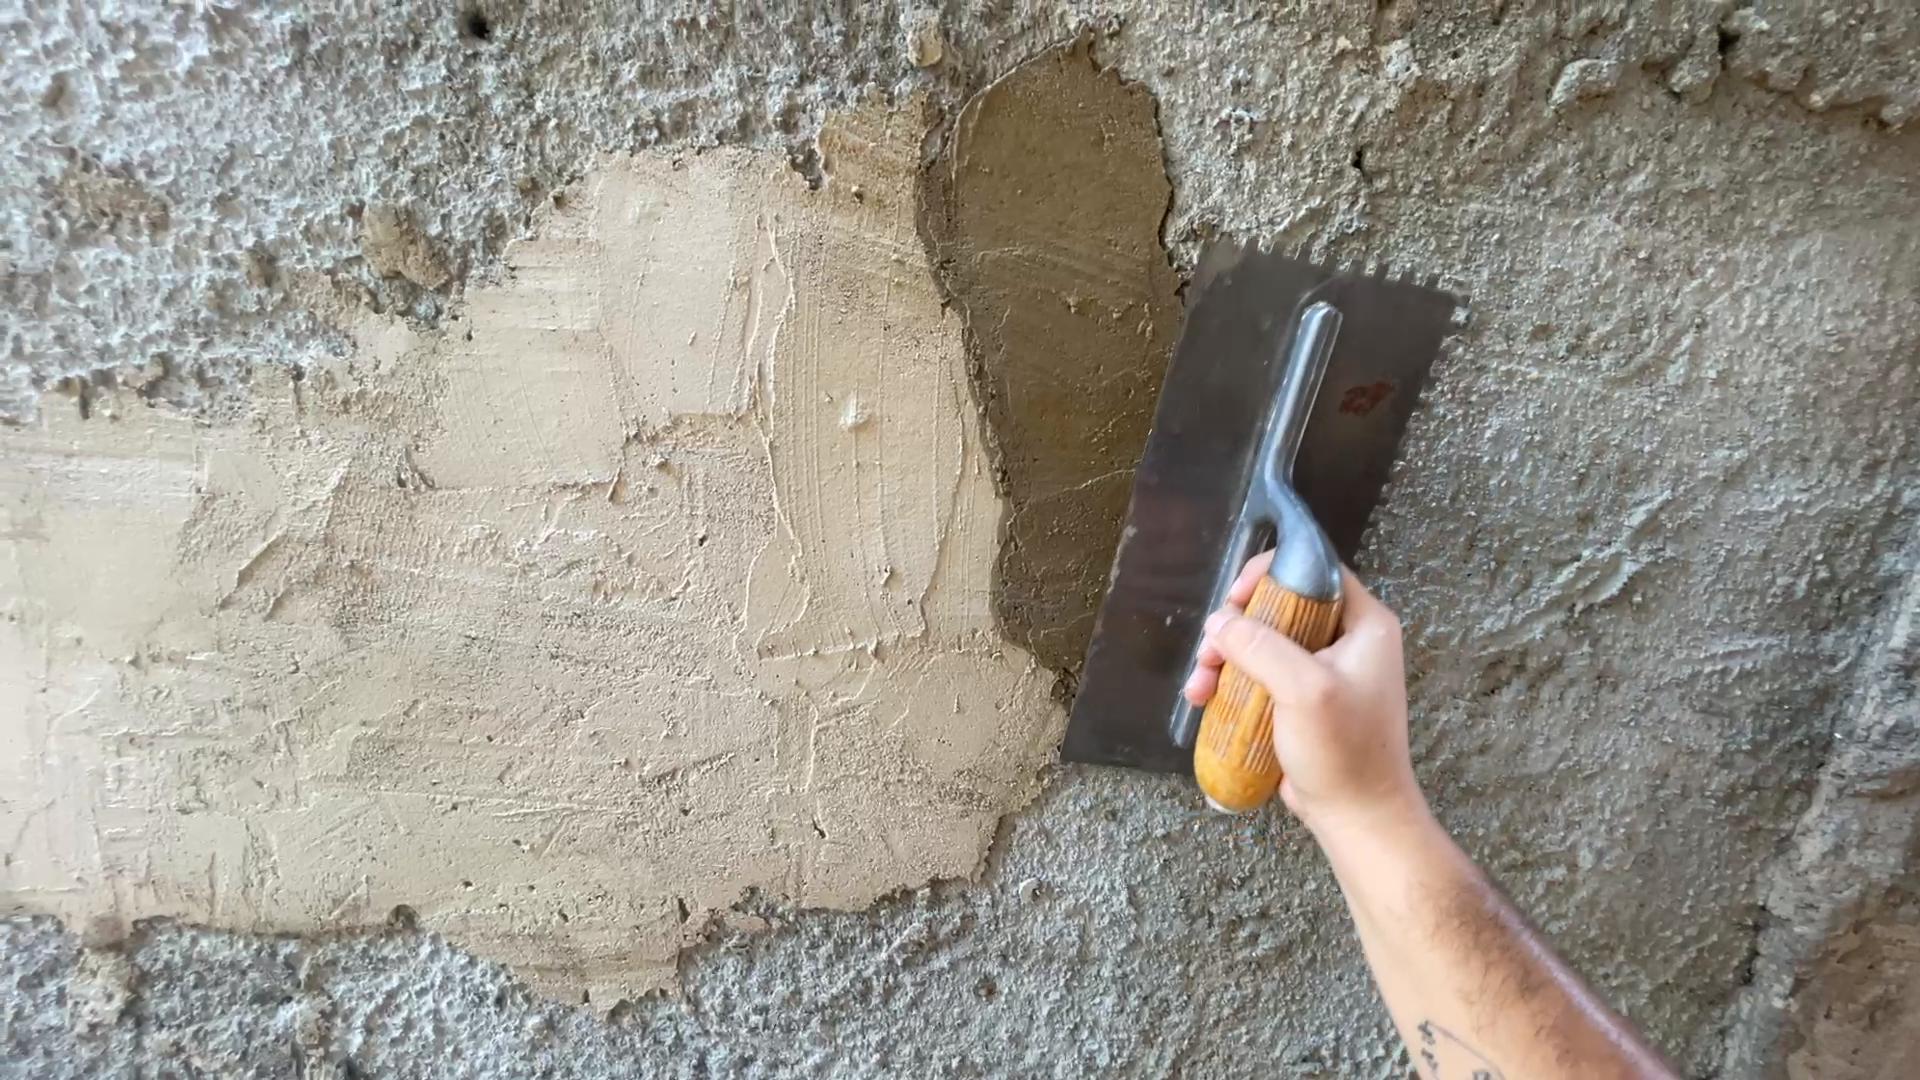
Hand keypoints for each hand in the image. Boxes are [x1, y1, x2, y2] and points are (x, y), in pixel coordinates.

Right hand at [1182, 552, 1422, 833]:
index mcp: (1365, 626)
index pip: (1316, 571)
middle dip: (1235, 626)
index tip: (1236, 597)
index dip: (1272, 573)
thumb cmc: (1345, 753)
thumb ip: (1260, 647)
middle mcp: (1345, 640)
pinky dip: (1228, 680)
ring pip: (1260, 640)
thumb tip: (1218, 623)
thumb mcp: (1304, 690)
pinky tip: (1204, 699)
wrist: (1356, 818)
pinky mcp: (1299, 698)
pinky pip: (1257, 672)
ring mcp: (1321, 671)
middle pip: (1279, 606)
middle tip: (1211, 650)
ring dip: (1223, 657)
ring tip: (1200, 684)